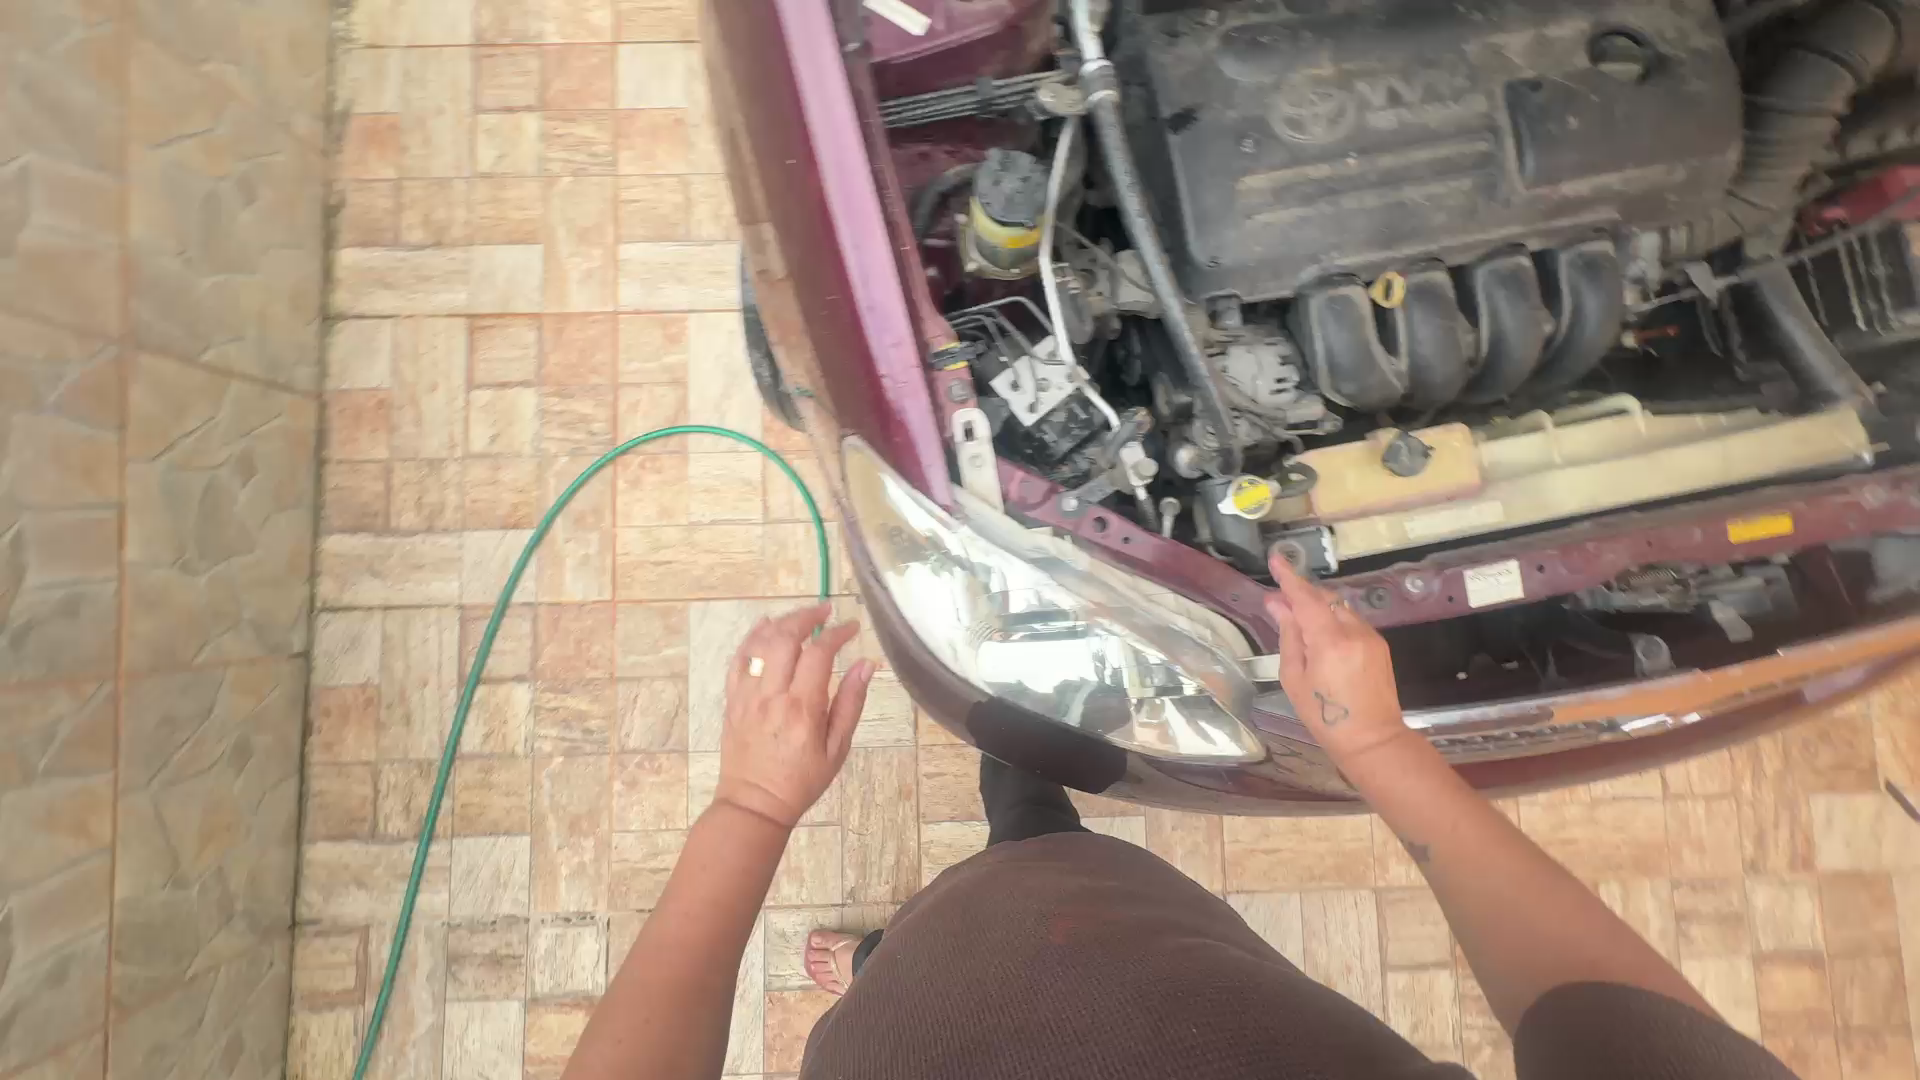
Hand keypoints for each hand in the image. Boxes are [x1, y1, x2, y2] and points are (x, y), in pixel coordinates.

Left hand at [714, 602, 875, 828]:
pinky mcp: (732, 700)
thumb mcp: (838, 748)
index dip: (837, 633)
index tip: (852, 627)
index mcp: (802, 709)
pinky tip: (766, 625)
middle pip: (785, 638)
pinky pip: (739, 660)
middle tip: (826, 611)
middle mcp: (772, 696)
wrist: (754, 804)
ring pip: (760, 644)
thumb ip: (851, 703)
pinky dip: (752, 637)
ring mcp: (747, 696)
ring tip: (802, 616)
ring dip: (782, 622)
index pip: (819, 654)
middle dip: (807, 616)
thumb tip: (866, 665)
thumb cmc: (802, 780)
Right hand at [1264, 551, 1409, 762]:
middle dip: (1301, 593)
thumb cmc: (1323, 714)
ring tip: (1296, 619)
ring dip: (1317, 607)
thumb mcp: (1294, 677)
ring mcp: (1371, 637)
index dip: (1289, 577)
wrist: (1372, 739)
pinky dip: (1331, 620)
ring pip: (1338, 608)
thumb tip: (1278, 605)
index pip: (1306, 598)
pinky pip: (1350, 621)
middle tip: (1277, 601)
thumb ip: (1288, 635)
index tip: (1276, 559)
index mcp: (1329, 641)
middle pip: (1324, 598)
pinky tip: (1319, 635)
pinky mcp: (1379, 644)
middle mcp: (1354, 632)